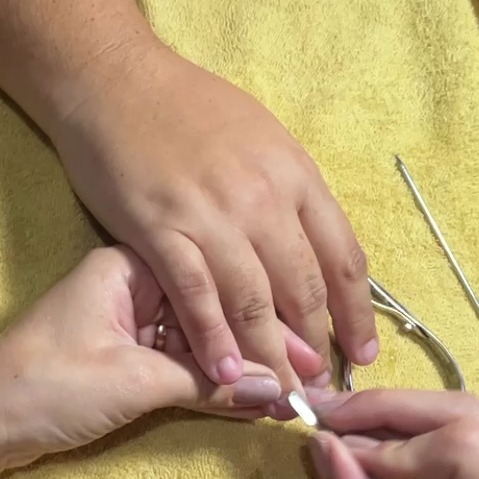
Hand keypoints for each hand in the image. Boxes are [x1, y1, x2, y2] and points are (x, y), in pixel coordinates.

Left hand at [0, 246, 294, 478]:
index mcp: (129, 267)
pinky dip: (212, 381)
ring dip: (240, 366)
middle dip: (260, 343)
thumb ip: (209, 384)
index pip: (212, 277)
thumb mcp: (133, 381)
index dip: (263, 312)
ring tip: (295, 390)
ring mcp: (129, 323)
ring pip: (200, 339)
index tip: (311, 347)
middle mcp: (134, 286)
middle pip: (212, 308)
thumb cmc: (45, 384)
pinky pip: (180, 362)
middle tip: (315, 373)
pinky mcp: (123, 356)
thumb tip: (278, 390)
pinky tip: (253, 396)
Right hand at [48, 43, 376, 394]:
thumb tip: (306, 244)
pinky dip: (211, 341)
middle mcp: (261, 198)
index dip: (356, 312)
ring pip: (252, 301)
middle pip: (301, 287)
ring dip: (268, 356)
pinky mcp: (161, 230)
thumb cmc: (185, 107)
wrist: (115, 81)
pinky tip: (222, 375)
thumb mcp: (258, 135)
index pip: (341, 256)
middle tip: (319, 387)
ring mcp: (210, 215)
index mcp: (293, 173)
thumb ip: (285, 190)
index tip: (364, 351)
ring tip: (279, 396)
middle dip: (314, 345)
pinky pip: (195, 296)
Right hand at [305, 390, 478, 478]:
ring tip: (339, 420)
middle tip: (323, 416)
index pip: (463, 449)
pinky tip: (371, 429)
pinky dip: (408, 422)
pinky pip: (462, 424)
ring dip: (393, 410)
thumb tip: (319, 445)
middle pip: (463, 415)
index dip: (393, 446)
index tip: (338, 457)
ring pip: (461, 410)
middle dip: (385, 410)